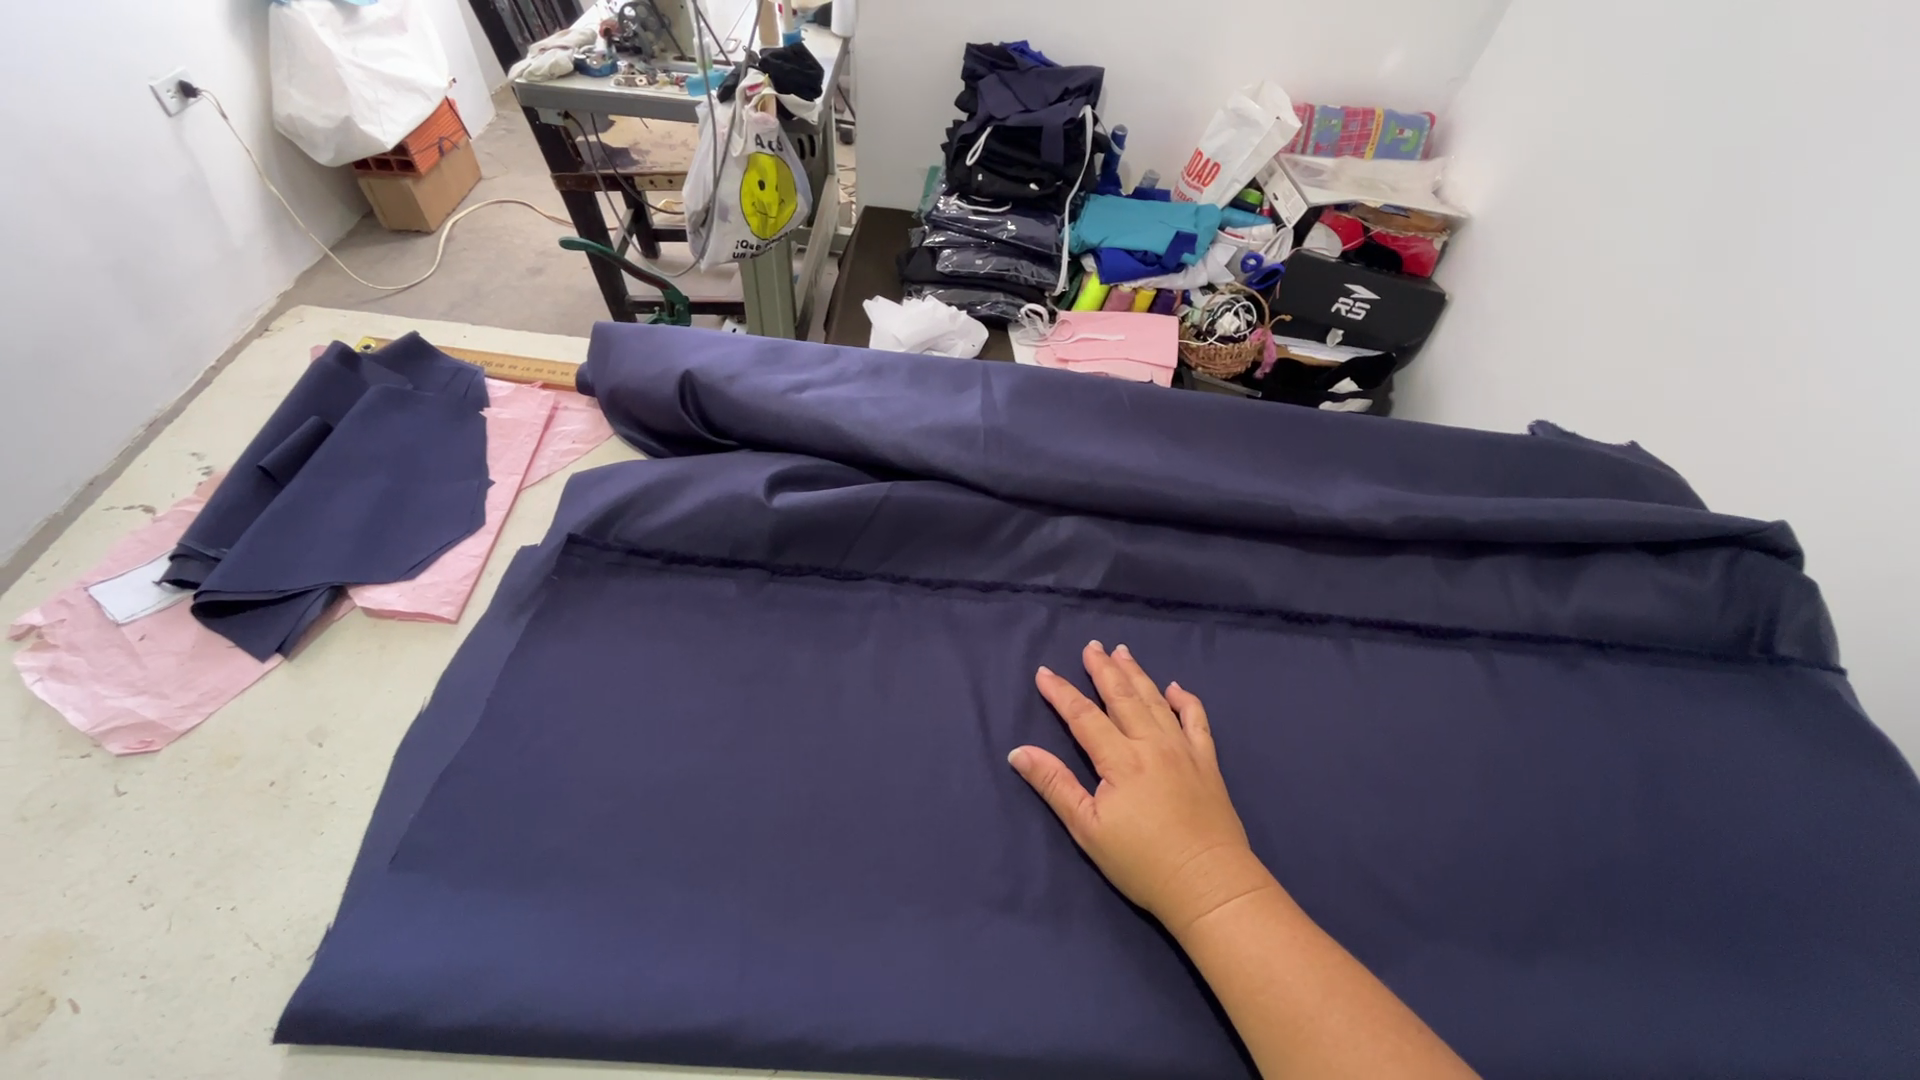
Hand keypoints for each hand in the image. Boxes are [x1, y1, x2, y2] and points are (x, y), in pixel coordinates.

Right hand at [1009, 641, 1279, 934]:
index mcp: (1120, 759)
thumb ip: (1054, 785)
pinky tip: (1176, 687)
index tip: (1043, 672)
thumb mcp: (1087, 829)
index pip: (1083, 716)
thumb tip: (1019, 751)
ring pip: (1156, 701)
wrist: (1209, 884)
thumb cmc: (1142, 862)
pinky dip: (1185, 700)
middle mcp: (1152, 744)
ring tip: (1122, 652)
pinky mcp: (1208, 763)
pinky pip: (1197, 721)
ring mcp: (1184, 750)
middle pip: (1122, 697)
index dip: (1061, 692)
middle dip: (1103, 670)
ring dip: (1137, 674)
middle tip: (1091, 646)